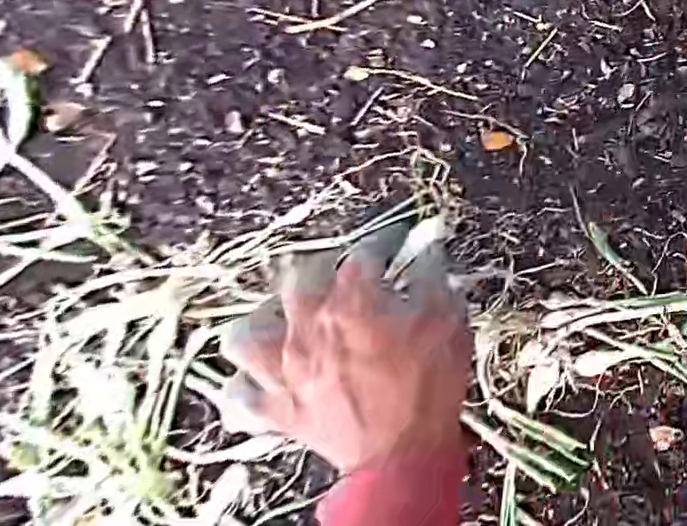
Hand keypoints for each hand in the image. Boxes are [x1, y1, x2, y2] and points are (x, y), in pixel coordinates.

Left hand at [219, 227, 470, 473]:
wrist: (401, 448)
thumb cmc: (430, 379)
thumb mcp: (448, 316)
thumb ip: (433, 275)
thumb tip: (426, 249)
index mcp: (353, 304)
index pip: (363, 254)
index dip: (385, 239)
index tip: (400, 237)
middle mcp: (307, 331)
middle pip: (296, 280)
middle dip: (324, 264)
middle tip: (345, 265)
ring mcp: (281, 372)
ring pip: (244, 333)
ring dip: (267, 317)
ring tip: (290, 313)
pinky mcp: (273, 408)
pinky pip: (237, 390)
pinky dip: (248, 376)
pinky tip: (268, 370)